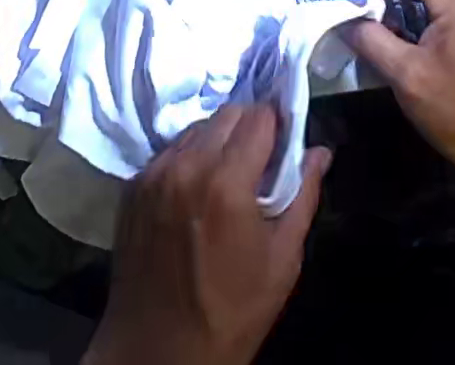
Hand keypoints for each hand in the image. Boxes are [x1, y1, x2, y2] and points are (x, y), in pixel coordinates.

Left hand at [85, 103, 330, 364]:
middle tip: (259, 160)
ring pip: (197, 128)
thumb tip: (320, 152)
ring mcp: (155, 172)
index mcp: (227, 181)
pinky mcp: (134, 184)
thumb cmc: (231, 310)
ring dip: (217, 140)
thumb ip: (303, 194)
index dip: (277, 123)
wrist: (157, 352)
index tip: (284, 141)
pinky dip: (189, 158)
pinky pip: (170, 150)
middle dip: (249, 127)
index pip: (259, 116)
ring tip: (226, 177)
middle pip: (228, 114)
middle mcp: (187, 165)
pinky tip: (195, 191)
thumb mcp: (282, 259)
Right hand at [345, 0, 454, 185]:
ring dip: (385, 6)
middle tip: (351, 13)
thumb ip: (372, 40)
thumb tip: (344, 18)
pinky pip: (419, 14)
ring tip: (361, 29)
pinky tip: (382, 44)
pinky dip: (397, 21)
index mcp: (452, 1)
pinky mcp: (453, 37)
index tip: (348, 3)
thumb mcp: (406, 74)